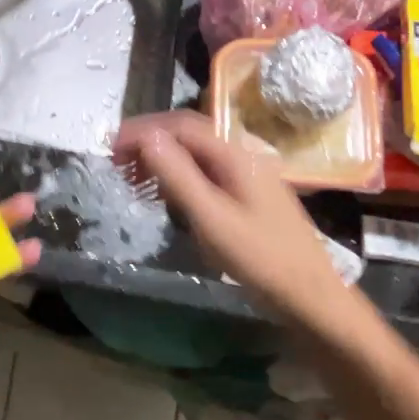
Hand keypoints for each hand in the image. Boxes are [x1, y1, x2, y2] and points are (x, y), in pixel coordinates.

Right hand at [113, 110, 346, 319]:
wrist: (307, 294)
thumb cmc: (258, 257)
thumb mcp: (210, 217)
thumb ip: (177, 175)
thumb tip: (146, 137)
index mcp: (236, 155)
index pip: (181, 125)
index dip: (142, 130)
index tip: (110, 150)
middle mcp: (243, 155)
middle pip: (189, 132)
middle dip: (149, 140)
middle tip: (117, 163)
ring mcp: (248, 175)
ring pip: (196, 152)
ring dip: (161, 157)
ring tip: (133, 178)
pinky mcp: (247, 194)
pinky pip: (205, 170)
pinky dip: (177, 173)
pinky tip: (165, 193)